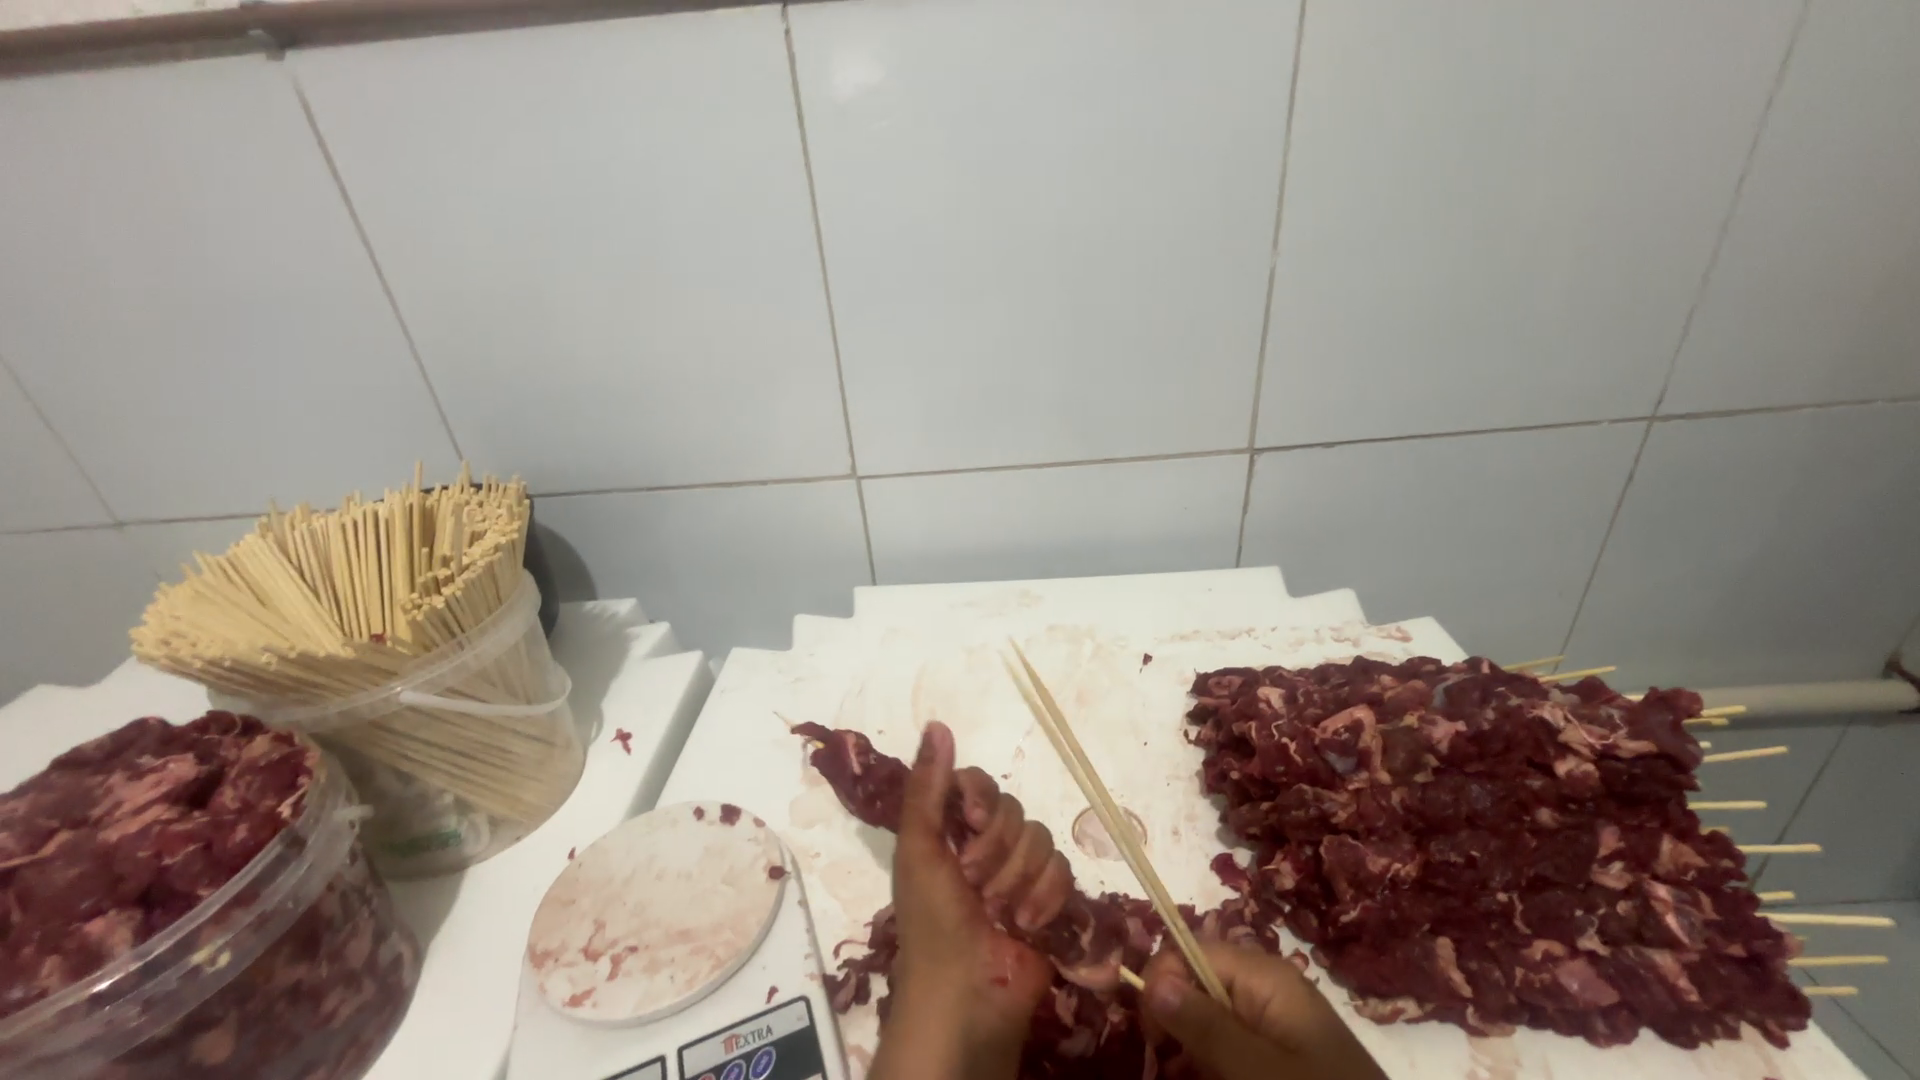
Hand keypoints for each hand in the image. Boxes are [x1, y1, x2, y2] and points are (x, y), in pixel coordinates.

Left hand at [869, 722, 1072, 1079]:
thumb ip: (927, 788)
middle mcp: (985, 843)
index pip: (976, 782)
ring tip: (999, 913)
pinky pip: (1062, 871)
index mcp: (950, 829)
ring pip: (1040, 838)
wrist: (968, 996)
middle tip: (974, 886)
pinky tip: (1028, 924)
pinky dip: (1045, 898)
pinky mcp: (1048, 898)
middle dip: (995, 852)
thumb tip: (937, 723)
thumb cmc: (932, 922)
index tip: (973, 821)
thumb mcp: (918, 850)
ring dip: (1018, 879)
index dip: (980, 797)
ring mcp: (1019, 871)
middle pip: (1012, 809)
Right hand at [1143, 941, 1386, 1079]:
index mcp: (1264, 975)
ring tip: (1183, 1075)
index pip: (1191, 950)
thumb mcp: (1258, 1071)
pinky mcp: (1280, 1051)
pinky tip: (1206, 1075)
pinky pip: (1231, 1040)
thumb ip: (1206, 1025)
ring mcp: (1275, 1020)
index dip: (1161, 981)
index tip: (1150, 1035)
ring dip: (1189, 1045)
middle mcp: (1267, 987)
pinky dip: (1212, 1060)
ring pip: (1209, 1015)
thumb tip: (1151, 979)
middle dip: (1173, 1017)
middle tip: (1166, 1064)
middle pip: (1197, 980)